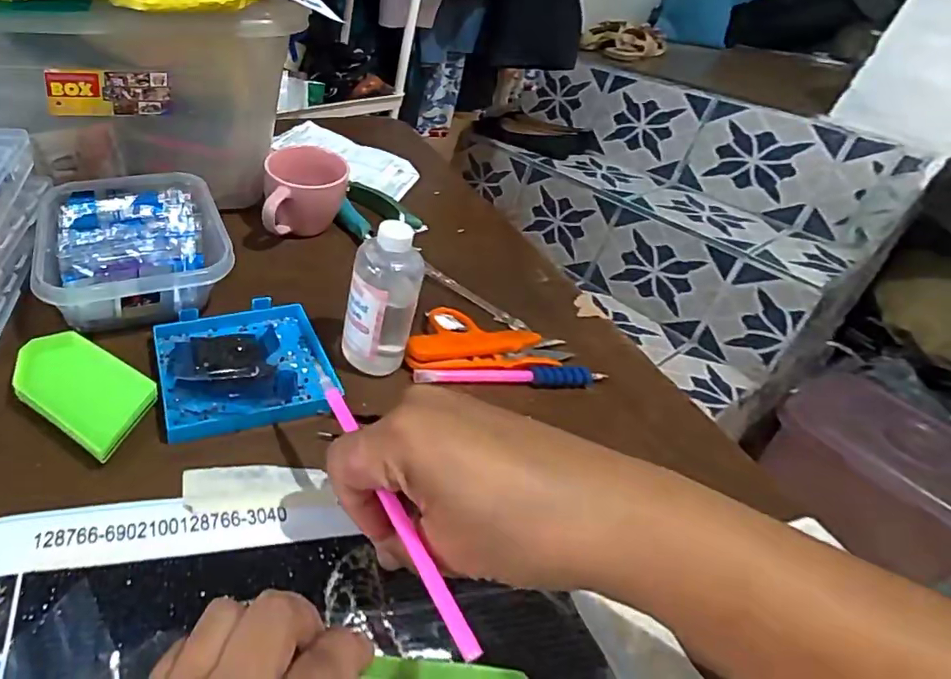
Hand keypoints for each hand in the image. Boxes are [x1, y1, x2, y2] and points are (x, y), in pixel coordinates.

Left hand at [151, 590, 372, 677]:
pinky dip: (211, 645)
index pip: (324, 664)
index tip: (358, 649)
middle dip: (301, 620)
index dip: (349, 649)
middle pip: (273, 612)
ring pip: (226, 611)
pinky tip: (223, 667)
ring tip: (266, 652)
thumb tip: (344, 662)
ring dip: (252, 625)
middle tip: (314, 647)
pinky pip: (186, 640)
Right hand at [325, 385, 688, 591]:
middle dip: (386, 497)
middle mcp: (416, 403)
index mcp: (399, 432)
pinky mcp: (480, 406)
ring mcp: (451, 399)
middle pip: (372, 448)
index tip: (392, 542)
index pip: (340, 462)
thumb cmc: (517, 530)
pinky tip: (481, 499)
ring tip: (457, 524)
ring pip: (404, 442)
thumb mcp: (448, 550)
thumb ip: (404, 543)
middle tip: (423, 540)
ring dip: (412, 483)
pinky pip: (436, 434)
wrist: (610, 509)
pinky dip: (438, 467)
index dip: (354, 509)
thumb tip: (397, 540)